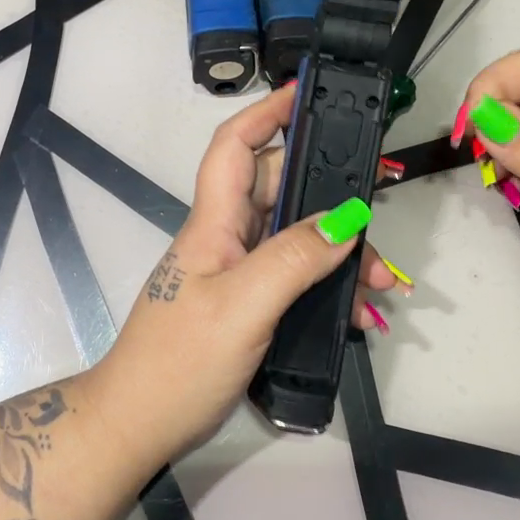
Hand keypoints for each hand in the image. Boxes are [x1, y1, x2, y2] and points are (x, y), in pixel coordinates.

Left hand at [83, 83, 396, 465]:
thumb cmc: (180, 361)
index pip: (234, 147)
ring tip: (381, 282)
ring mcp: (235, 273)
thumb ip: (293, 259)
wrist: (138, 425)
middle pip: (279, 191)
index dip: (266, 112)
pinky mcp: (246, 305)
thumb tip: (347, 218)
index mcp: (213, 223)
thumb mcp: (242, 307)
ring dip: (339, 252)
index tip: (308, 94)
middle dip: (330, 196)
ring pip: (295, 239)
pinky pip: (294, 280)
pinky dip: (328, 288)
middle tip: (378, 208)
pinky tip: (358, 313)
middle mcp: (225, 238)